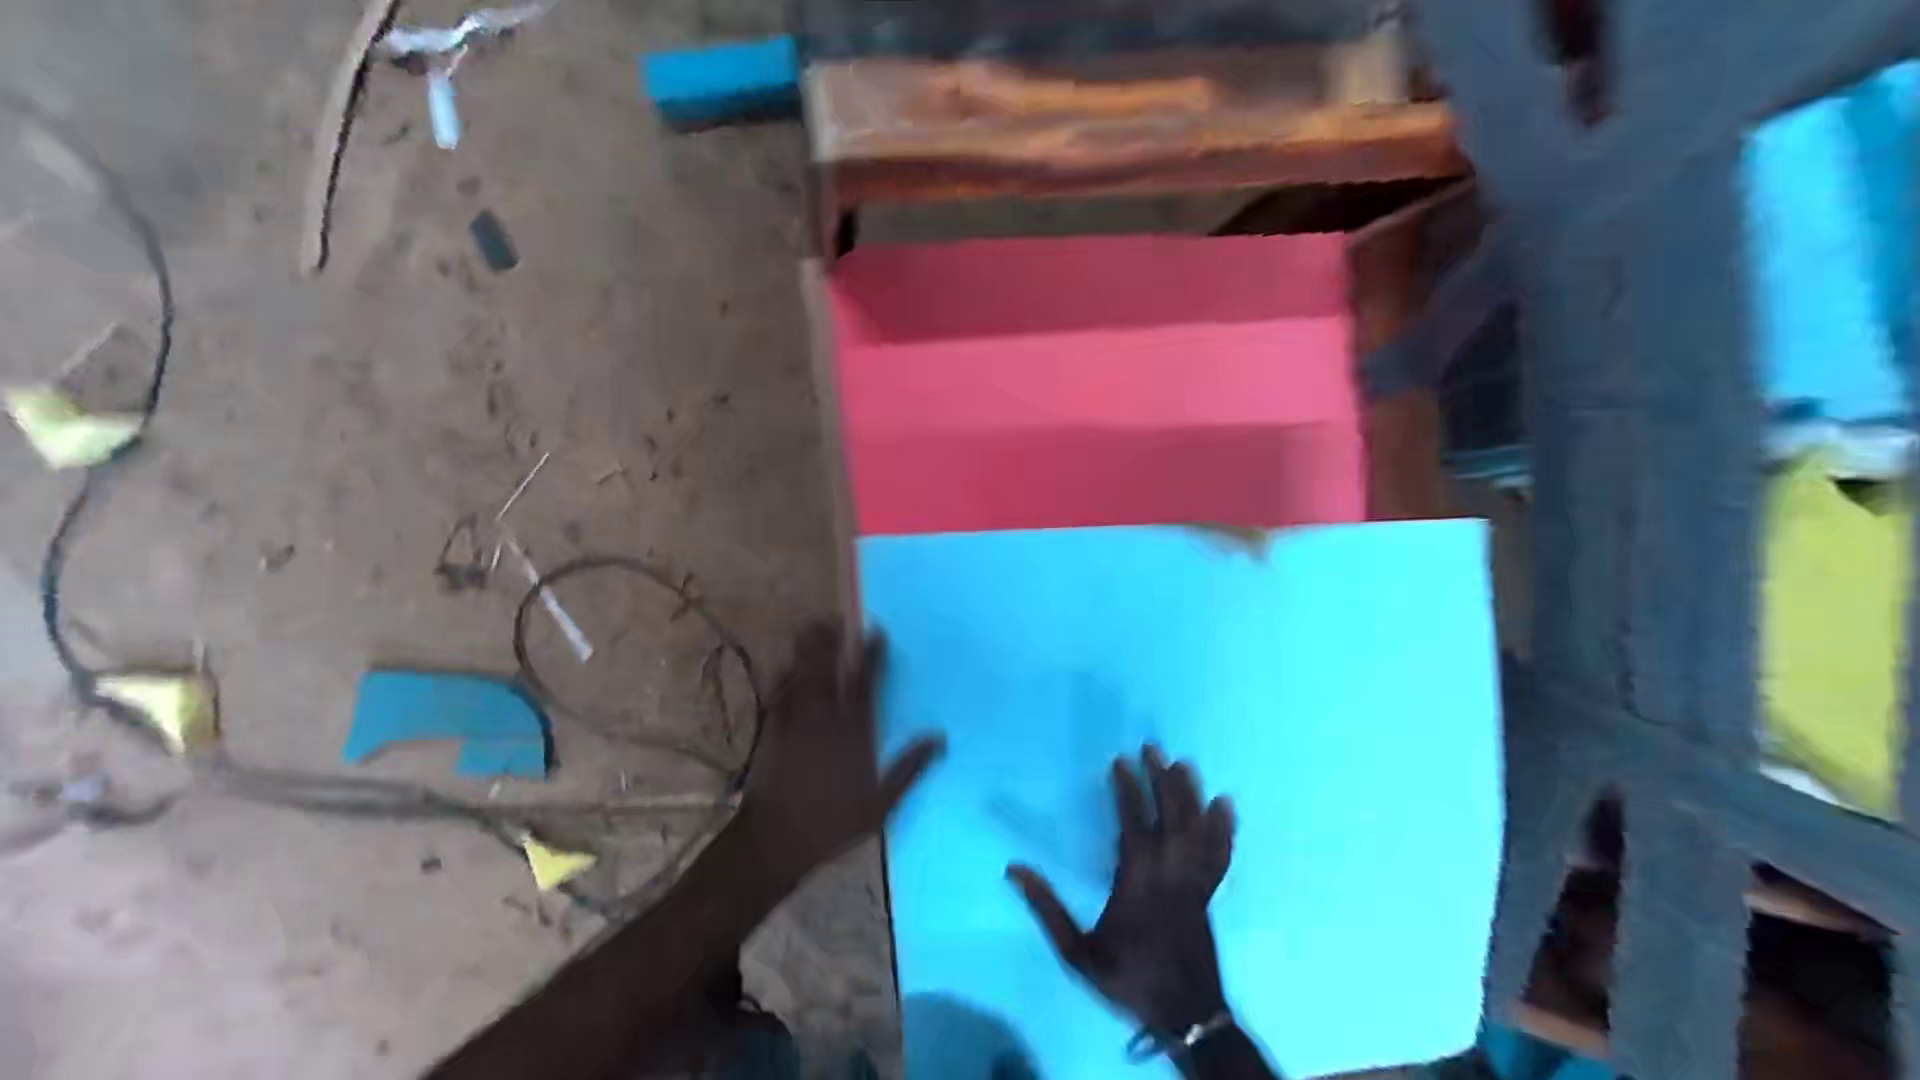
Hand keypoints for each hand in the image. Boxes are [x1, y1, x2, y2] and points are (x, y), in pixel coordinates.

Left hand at [739, 620, 943, 879]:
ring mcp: (793, 723)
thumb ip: (909, 768)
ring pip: (800, 676)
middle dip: (829, 641)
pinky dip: (784, 676)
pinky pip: (779, 694)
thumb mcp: (880, 804)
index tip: (875, 631)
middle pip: (826, 670)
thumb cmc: (832, 823)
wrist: (775, 839)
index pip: (865, 684)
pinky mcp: (772, 732)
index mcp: (853, 733)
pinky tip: (786, 666)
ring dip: (805, 651)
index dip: (871, 655)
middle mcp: (823, 720)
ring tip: (809, 628)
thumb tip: (938, 738)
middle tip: (833, 618)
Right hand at [1008, 746, 1234, 1038]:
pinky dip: (1224, 828)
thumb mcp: (1078, 952)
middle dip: (1161, 780)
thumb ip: (1047, 908)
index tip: (1119, 761)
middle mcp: (1170, 874)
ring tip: (1184, 763)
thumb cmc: (1128, 977)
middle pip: (1170, 817)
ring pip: (1196, 829)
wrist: (1185, 1016)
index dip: (1127, 791)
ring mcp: (1194, 882)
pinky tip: (1225, 805)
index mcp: (1138, 882)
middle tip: (1152, 748)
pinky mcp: (1209, 892)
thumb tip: (1013, 868)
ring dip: (1190, 794)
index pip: (1133, 824)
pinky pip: (1220, 854)